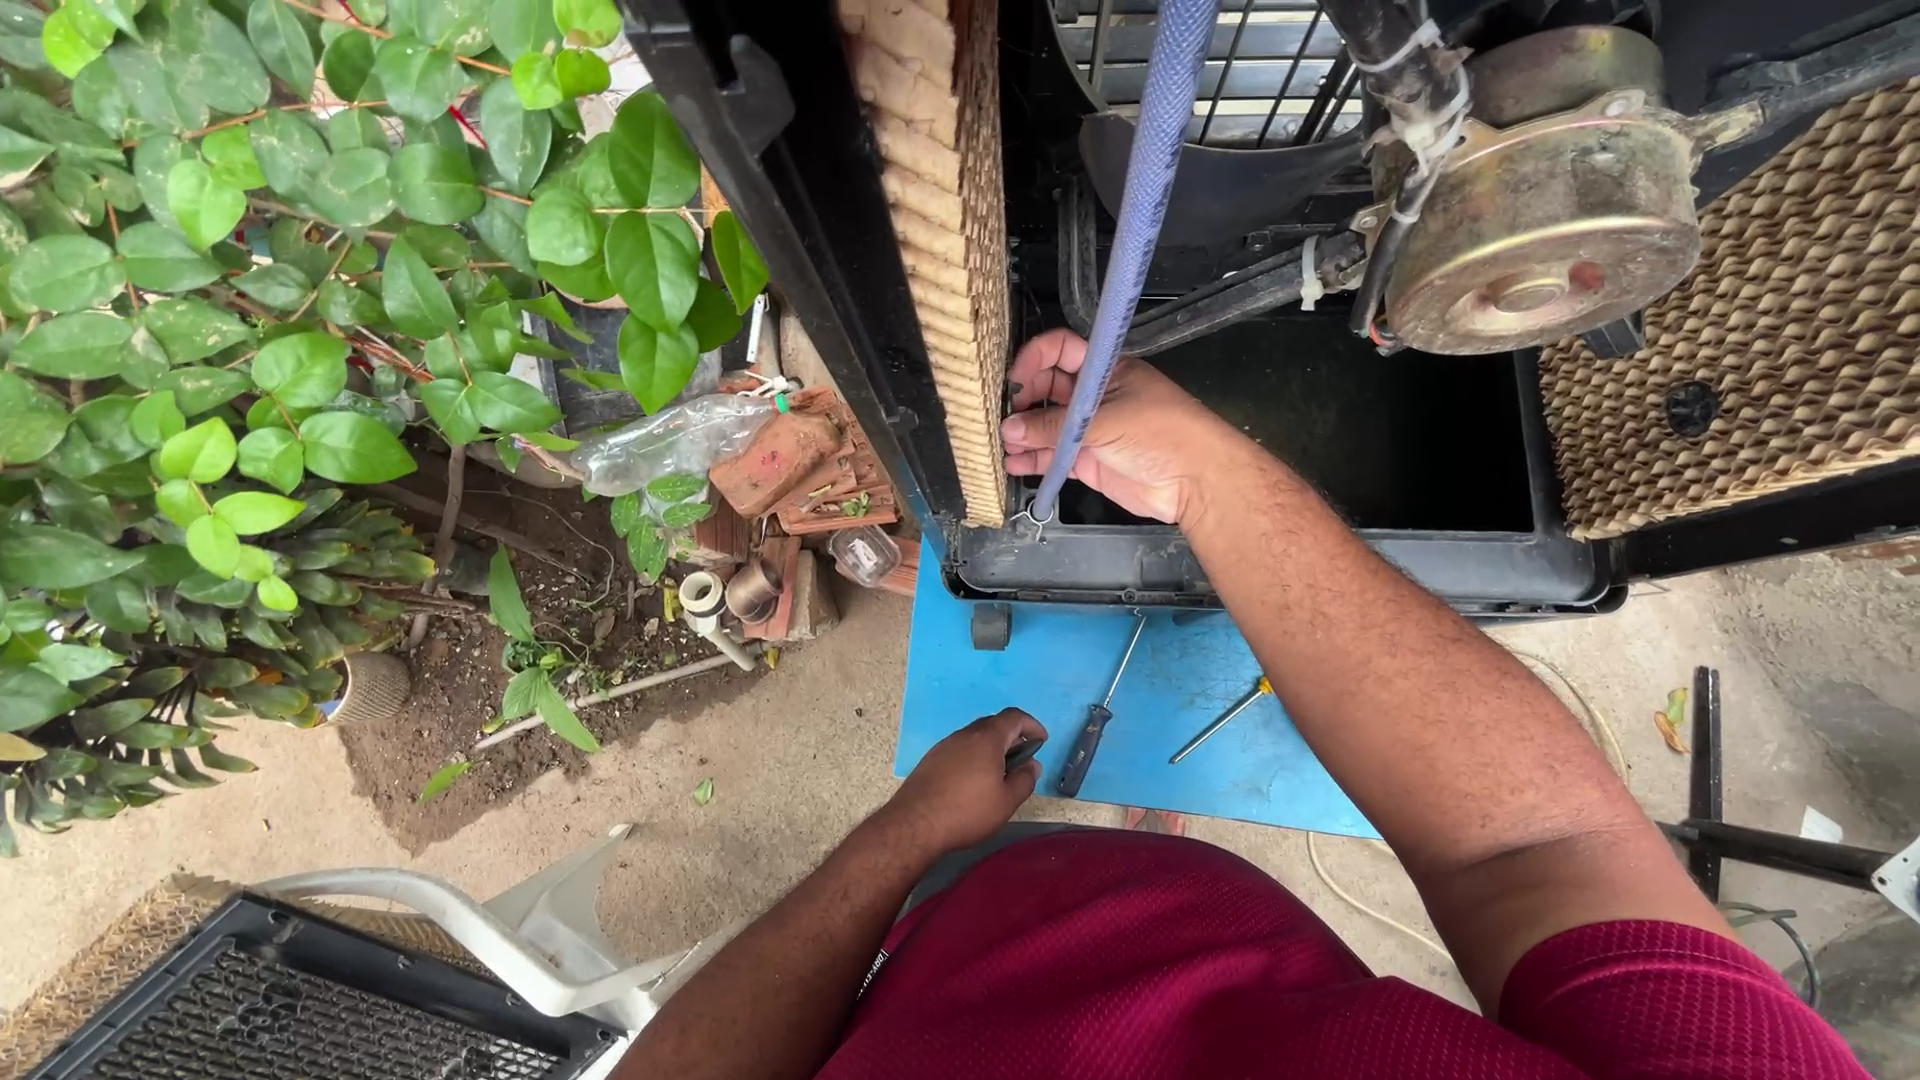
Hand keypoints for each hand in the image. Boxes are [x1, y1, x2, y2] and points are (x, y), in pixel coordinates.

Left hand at [878, 708, 1046, 855]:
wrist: (915, 823)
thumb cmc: (967, 811)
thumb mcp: (1006, 801)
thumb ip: (1025, 779)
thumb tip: (1033, 764)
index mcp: (987, 738)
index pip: (1014, 717)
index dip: (1032, 725)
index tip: (1042, 740)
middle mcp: (965, 734)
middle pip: (994, 724)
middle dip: (1013, 736)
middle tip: (1023, 758)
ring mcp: (945, 745)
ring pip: (975, 737)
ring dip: (992, 747)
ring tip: (1000, 773)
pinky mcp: (932, 759)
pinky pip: (960, 748)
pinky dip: (974, 755)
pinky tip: (974, 780)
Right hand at [1001, 328, 1248, 525]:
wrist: (1195, 480)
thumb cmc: (1162, 434)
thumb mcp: (1106, 422)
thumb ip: (1055, 427)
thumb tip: (1011, 429)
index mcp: (1104, 371)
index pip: (1062, 350)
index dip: (1036, 358)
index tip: (1015, 380)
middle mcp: (1094, 396)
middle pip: (1048, 388)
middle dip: (1024, 400)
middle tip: (1007, 417)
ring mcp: (1091, 430)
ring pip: (1048, 426)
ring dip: (1025, 434)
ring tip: (1005, 445)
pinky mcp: (1089, 461)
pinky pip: (1054, 457)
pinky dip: (1034, 461)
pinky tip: (1016, 465)